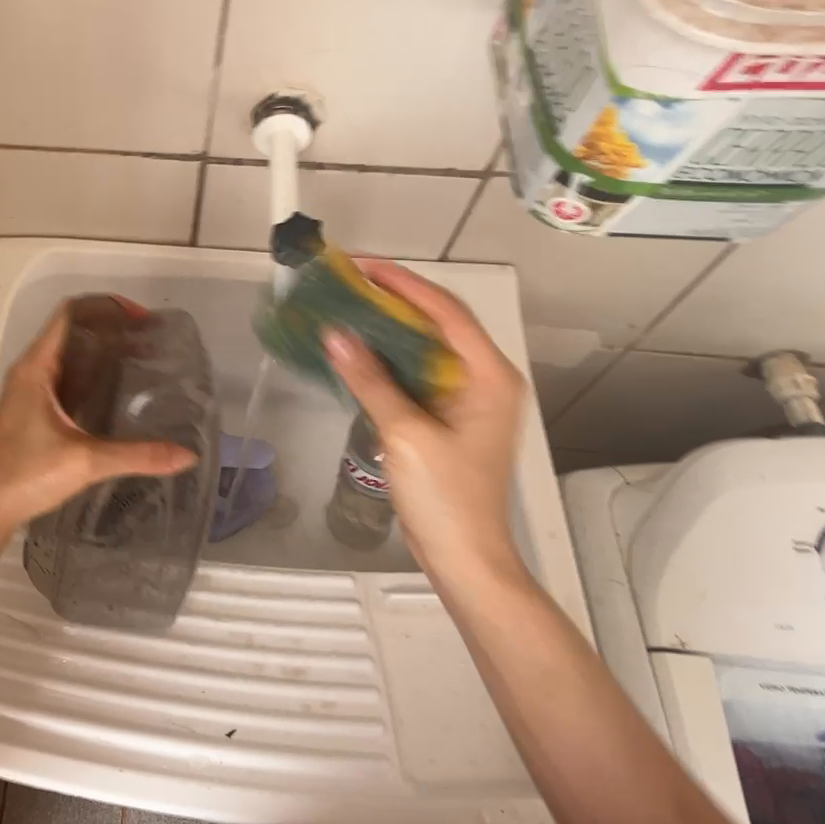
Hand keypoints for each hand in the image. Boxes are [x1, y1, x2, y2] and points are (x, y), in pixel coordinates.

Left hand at [0, 299, 197, 540]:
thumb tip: (187, 454)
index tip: (142, 319)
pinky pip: (66, 379)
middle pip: (72, 332)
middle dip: (111, 329)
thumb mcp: (86, 462)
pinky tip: (117, 392)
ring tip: (142, 358)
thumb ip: (137, 455)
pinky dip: (92, 375)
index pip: (70, 314)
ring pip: (69, 357)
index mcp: (36, 367)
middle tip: (152, 339)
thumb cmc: (26, 475)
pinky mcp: (32, 411)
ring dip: (102, 352)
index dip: (106, 307)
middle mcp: (30, 371)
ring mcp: (29, 391)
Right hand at [321, 261, 526, 578]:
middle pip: (437, 324)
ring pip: (424, 348)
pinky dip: (386, 361)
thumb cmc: (446, 497)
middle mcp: (483, 379)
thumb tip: (335, 334)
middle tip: (347, 285)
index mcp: (489, 376)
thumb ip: (370, 380)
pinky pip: (415, 375)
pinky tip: (356, 354)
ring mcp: (466, 399)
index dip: (403, 285)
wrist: (464, 556)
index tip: (361, 267)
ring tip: (345, 310)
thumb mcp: (405, 434)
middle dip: (393, 302)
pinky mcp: (447, 418)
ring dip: (386, 330)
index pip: (446, 312)